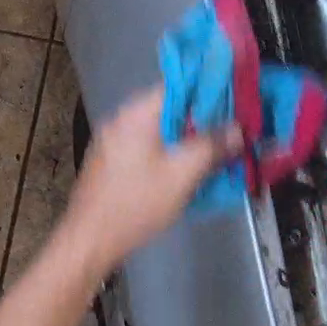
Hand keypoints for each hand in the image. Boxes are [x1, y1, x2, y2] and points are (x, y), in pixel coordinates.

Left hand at [55, 86, 239, 274]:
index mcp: (137, 113)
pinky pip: (145, 149)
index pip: (179, 85)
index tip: (235, 104)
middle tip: (230, 135)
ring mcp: (112, 142)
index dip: (210, 92)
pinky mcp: (110, 163)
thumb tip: (237, 130)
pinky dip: (166, 155)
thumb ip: (211, 147)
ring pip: (158, 132)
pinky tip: (184, 173)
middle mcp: (121, 120)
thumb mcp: (182, 175)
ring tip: (213, 156)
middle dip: (202, 122)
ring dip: (185, 142)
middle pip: (170, 110)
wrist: (89, 240)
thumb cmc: (135, 204)